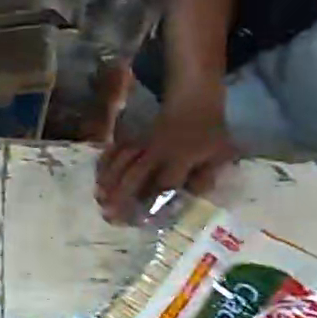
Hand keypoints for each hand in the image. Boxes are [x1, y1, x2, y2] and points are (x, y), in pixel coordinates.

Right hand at [94, 82, 238, 223]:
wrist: (193, 99)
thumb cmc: (207, 132)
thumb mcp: (219, 154)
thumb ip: (207, 177)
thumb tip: (195, 197)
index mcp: (181, 157)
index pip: (166, 183)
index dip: (154, 201)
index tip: (144, 219)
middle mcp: (158, 152)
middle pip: (136, 175)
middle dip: (122, 195)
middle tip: (110, 214)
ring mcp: (143, 144)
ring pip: (122, 163)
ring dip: (109, 181)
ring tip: (99, 199)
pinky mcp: (134, 138)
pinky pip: (115, 151)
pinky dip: (104, 164)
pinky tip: (97, 178)